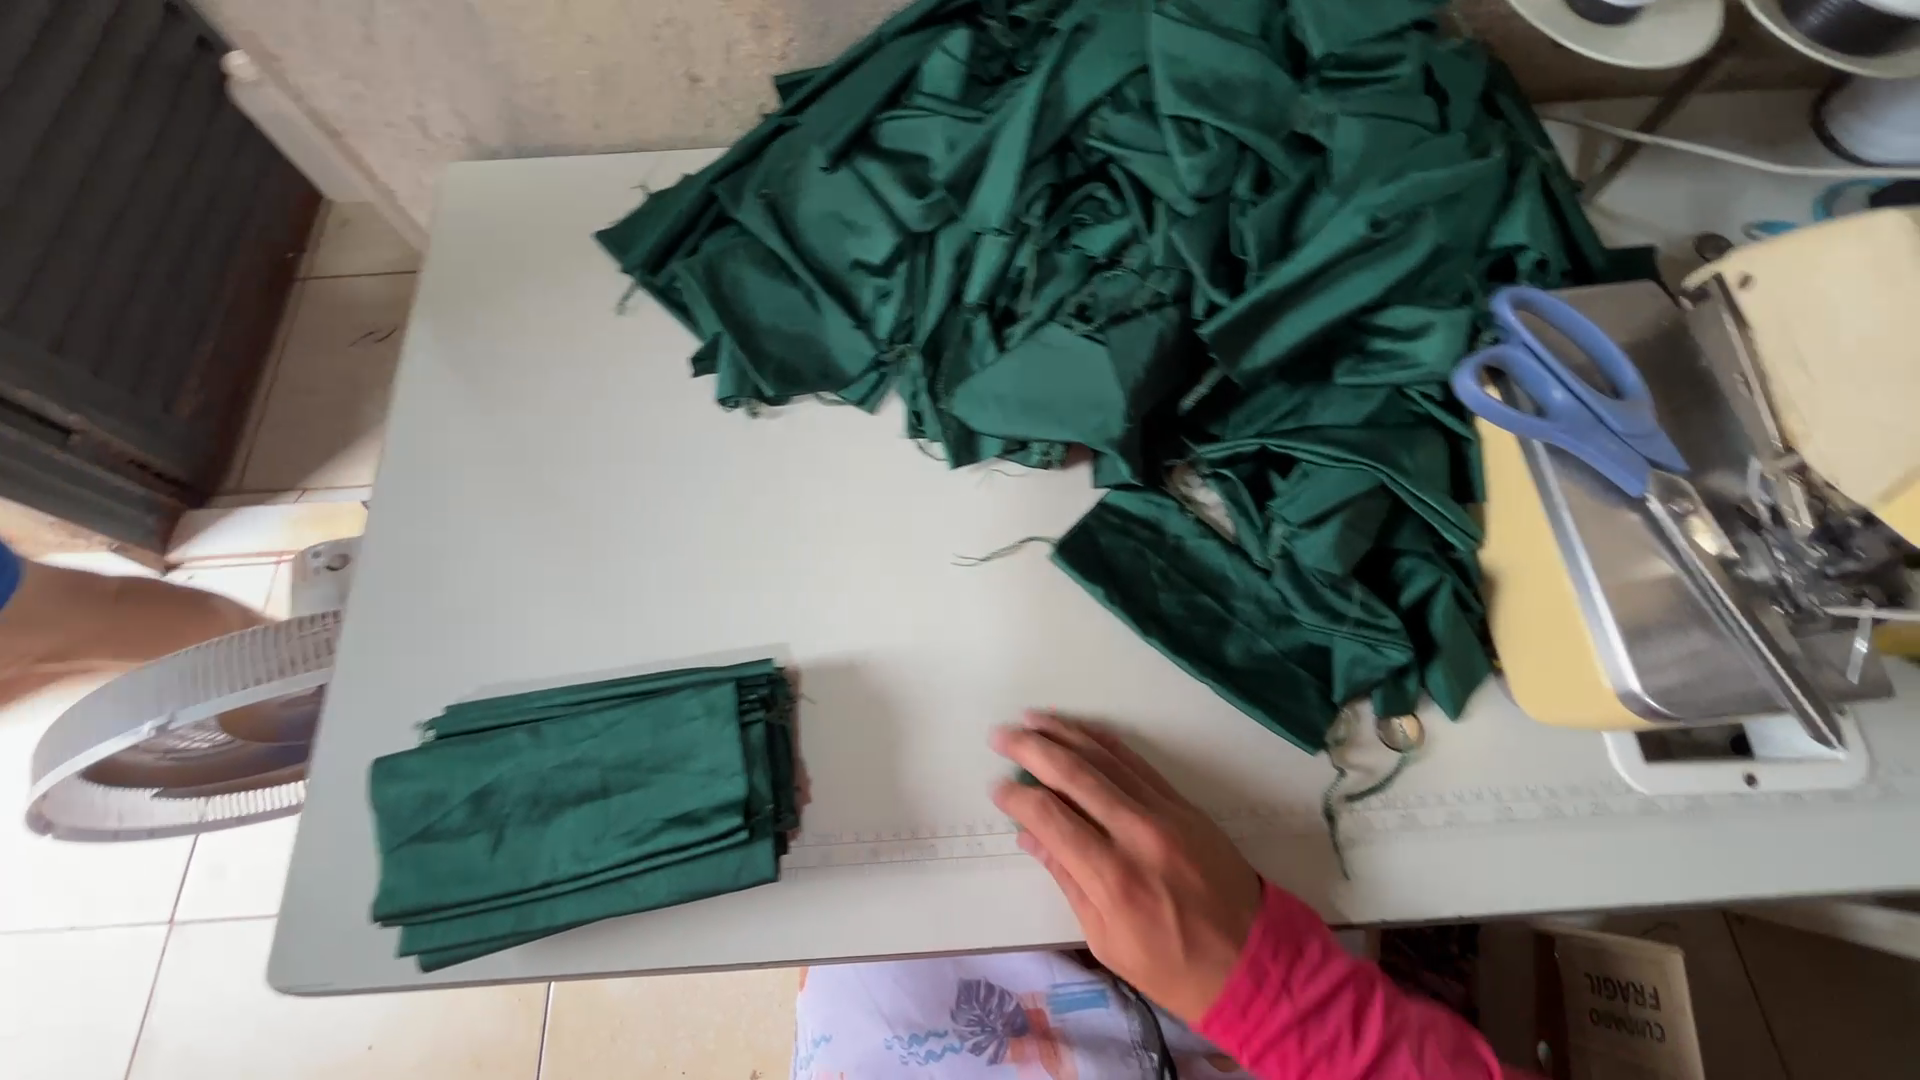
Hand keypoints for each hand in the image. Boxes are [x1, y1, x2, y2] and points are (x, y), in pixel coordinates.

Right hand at [990, 711, 1261, 1024]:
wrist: (1254, 961)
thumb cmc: (1172, 966)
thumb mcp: (1106, 940)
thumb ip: (1066, 880)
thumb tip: (1029, 834)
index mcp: (1112, 878)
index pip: (1050, 817)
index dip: (1017, 798)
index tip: (997, 787)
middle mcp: (1136, 834)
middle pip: (1073, 774)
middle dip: (1031, 749)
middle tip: (1001, 735)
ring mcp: (1164, 812)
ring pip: (1104, 757)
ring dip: (1063, 733)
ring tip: (1030, 720)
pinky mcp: (1183, 803)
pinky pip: (1136, 761)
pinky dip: (1103, 741)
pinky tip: (1079, 731)